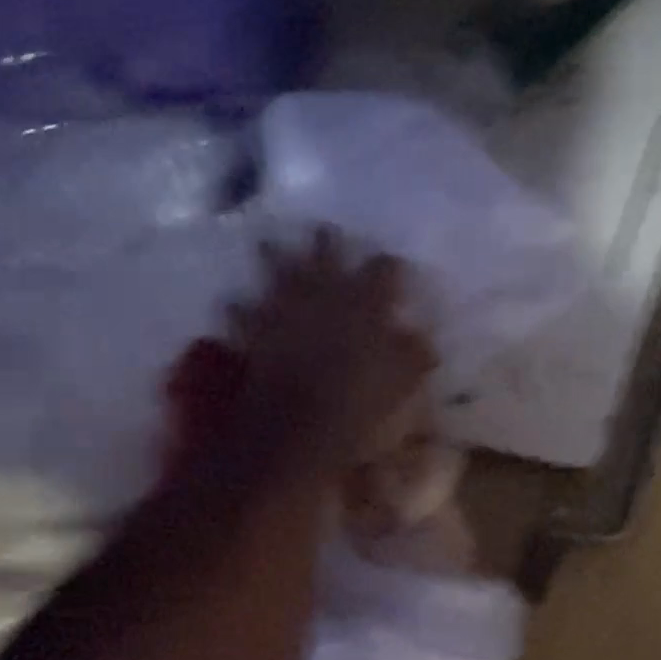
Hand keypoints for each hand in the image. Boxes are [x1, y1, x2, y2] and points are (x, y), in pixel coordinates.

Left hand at [230, 228, 435, 475]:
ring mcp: (282, 307)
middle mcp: (323, 291)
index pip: (384, 267)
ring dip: (273, 255)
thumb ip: (415, 352)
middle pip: (324, 250)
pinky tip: (240, 303)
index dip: (392, 265)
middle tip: (326, 231)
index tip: (397, 269)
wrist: (298, 429)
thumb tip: (420, 336)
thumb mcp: (408, 381)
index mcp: (367, 300)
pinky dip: (242, 306)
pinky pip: (240, 308)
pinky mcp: (251, 330)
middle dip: (326, 240)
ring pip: (273, 266)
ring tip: (269, 243)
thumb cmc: (364, 403)